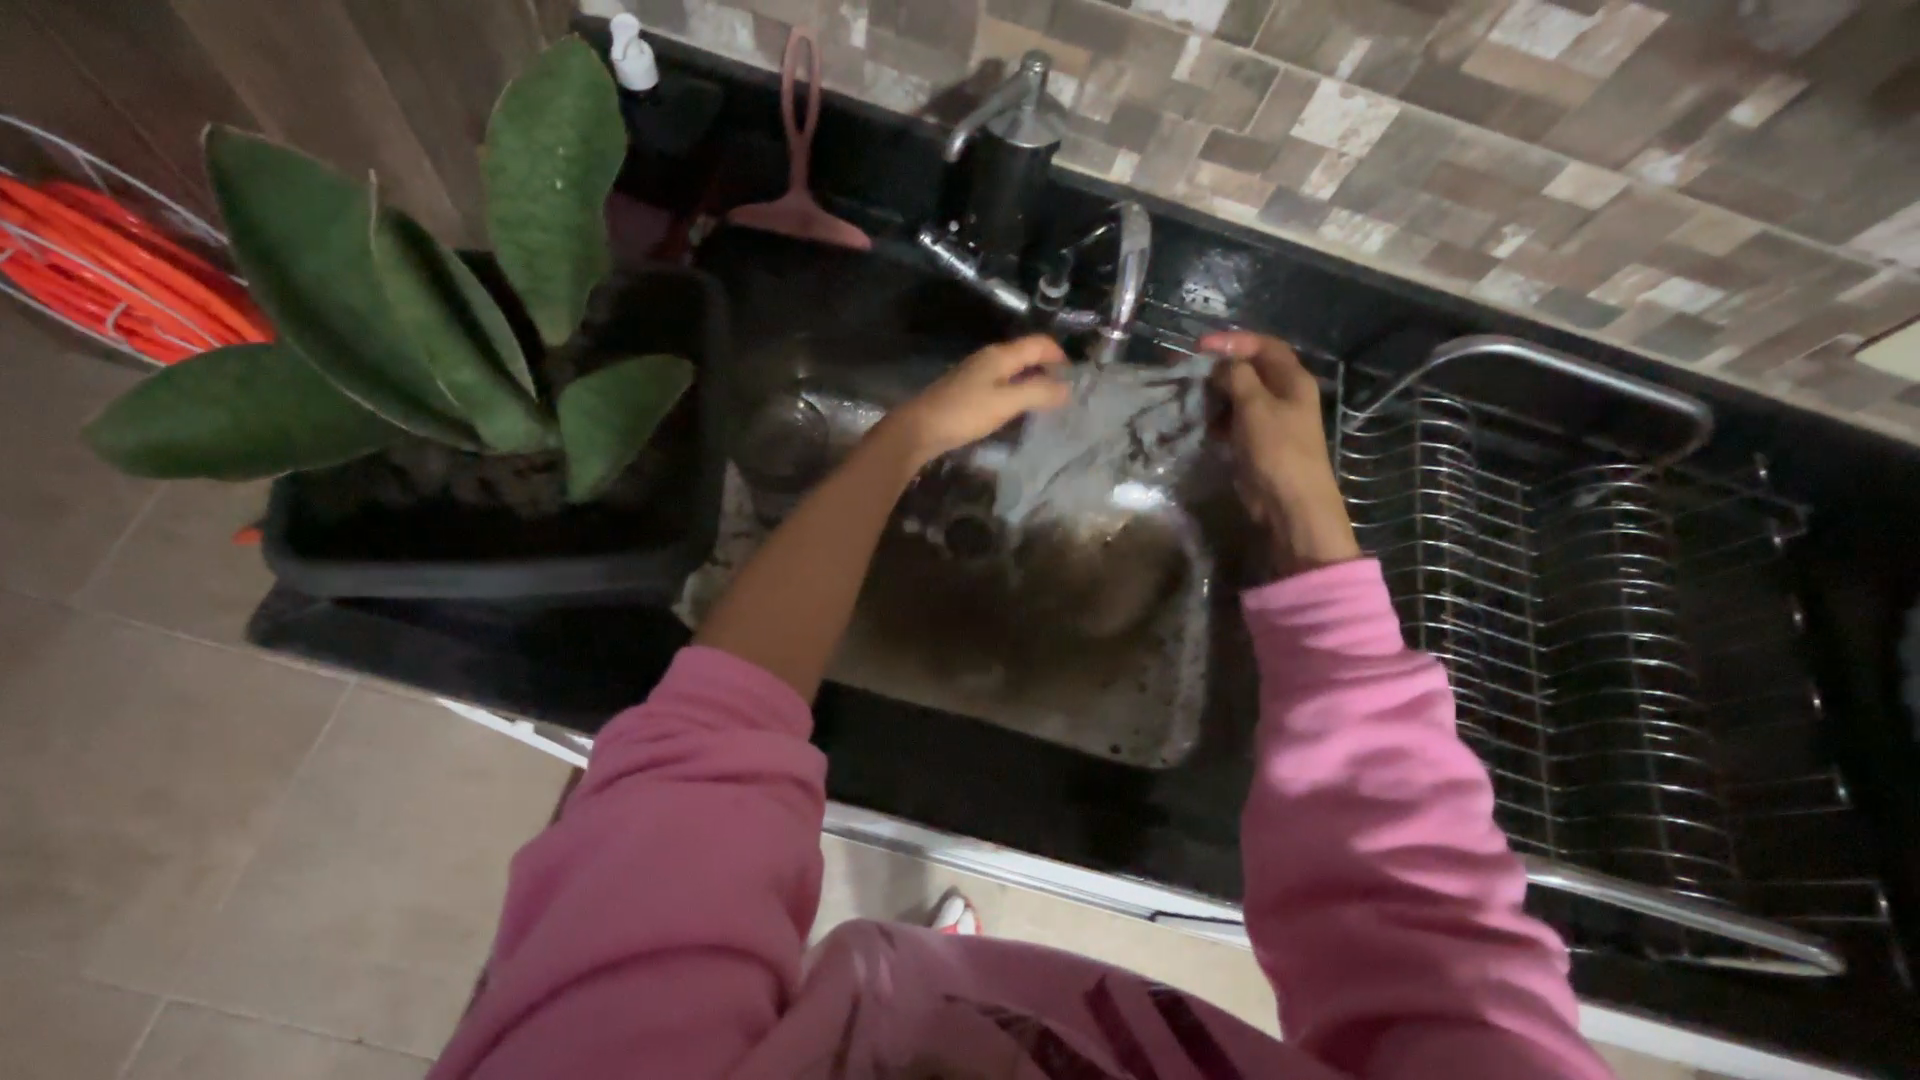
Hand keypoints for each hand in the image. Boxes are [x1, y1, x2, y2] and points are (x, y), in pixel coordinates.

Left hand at [877, 334, 1071, 468]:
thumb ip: (1038, 392)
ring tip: (1047, 403)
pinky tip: (1017, 410)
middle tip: (1065, 393)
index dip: (1060, 355)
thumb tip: (1067, 387)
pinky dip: (1016, 392)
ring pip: (1014, 370)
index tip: (1075, 378)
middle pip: (1026, 354)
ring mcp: (976, 373)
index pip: (1039, 343)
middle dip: (1048, 368)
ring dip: (1032, 381)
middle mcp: (989, 358)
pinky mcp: (968, 390)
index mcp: (1000, 355)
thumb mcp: (1006, 402)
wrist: (919, 428)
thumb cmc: (964, 413)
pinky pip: (1001, 384)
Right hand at [1202, 331, 1359, 575]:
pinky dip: (1215, 418)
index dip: (1233, 341)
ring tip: (1187, 396)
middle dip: (1219, 368)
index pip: (1264, 346)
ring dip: (1213, 394)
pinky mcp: (1255, 444)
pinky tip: (1197, 422)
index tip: (1200, 347)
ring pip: (1238, 397)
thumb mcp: (1255, 406)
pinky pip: (1232, 422)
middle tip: (1186, 371)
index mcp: (1293, 380)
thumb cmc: (1277, 450)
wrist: (1289, 505)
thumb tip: (1221, 365)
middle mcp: (1283, 396)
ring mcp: (1270, 422)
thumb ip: (1237, 377)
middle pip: (1250, 371)